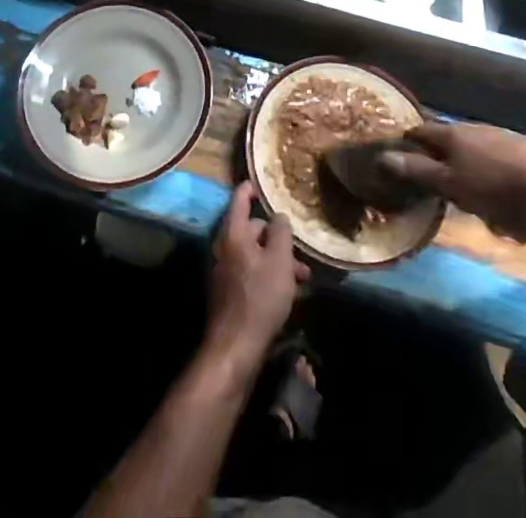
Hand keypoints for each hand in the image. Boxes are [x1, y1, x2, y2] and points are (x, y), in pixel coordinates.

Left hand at [205, 182, 308, 360]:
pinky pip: (250, 270)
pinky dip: (268, 273)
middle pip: (250, 229)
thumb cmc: (260, 297)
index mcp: (233, 235)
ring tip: (302, 278)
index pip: (239, 200)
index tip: (262, 182)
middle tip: (300, 250)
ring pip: (253, 252)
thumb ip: (281, 234)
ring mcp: (224, 269)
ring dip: (277, 259)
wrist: (235, 344)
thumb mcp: (279, 262)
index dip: (250, 188)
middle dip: (276, 236)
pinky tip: (287, 291)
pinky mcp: (228, 289)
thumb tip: (279, 215)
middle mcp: (223, 247)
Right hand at [389, 122, 525, 241]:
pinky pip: (503, 169)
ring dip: (473, 178)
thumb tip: (383, 156)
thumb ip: (416, 170)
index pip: (419, 131)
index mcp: (452, 133)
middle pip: (450, 144)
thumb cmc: (495, 185)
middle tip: (439, 189)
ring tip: (479, 206)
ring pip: (477, 157)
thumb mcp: (449, 184)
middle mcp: (476, 129)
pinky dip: (499, 184)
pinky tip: (509, 206)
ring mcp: (504, 138)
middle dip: (443, 165)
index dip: (406, 142)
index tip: (398, 157)